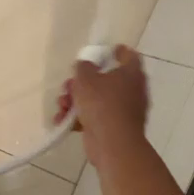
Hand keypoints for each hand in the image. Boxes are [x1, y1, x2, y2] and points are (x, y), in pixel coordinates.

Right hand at [53, 44, 150, 159]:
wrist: (112, 143)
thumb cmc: (102, 104)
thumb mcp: (86, 78)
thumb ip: (83, 67)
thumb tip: (85, 65)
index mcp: (131, 73)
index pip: (129, 55)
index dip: (116, 51)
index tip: (102, 51)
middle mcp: (131, 90)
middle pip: (105, 79)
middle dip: (82, 83)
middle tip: (68, 86)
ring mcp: (123, 111)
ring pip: (96, 99)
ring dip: (76, 101)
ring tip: (62, 105)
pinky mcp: (113, 128)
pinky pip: (94, 117)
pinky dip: (79, 118)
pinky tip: (62, 121)